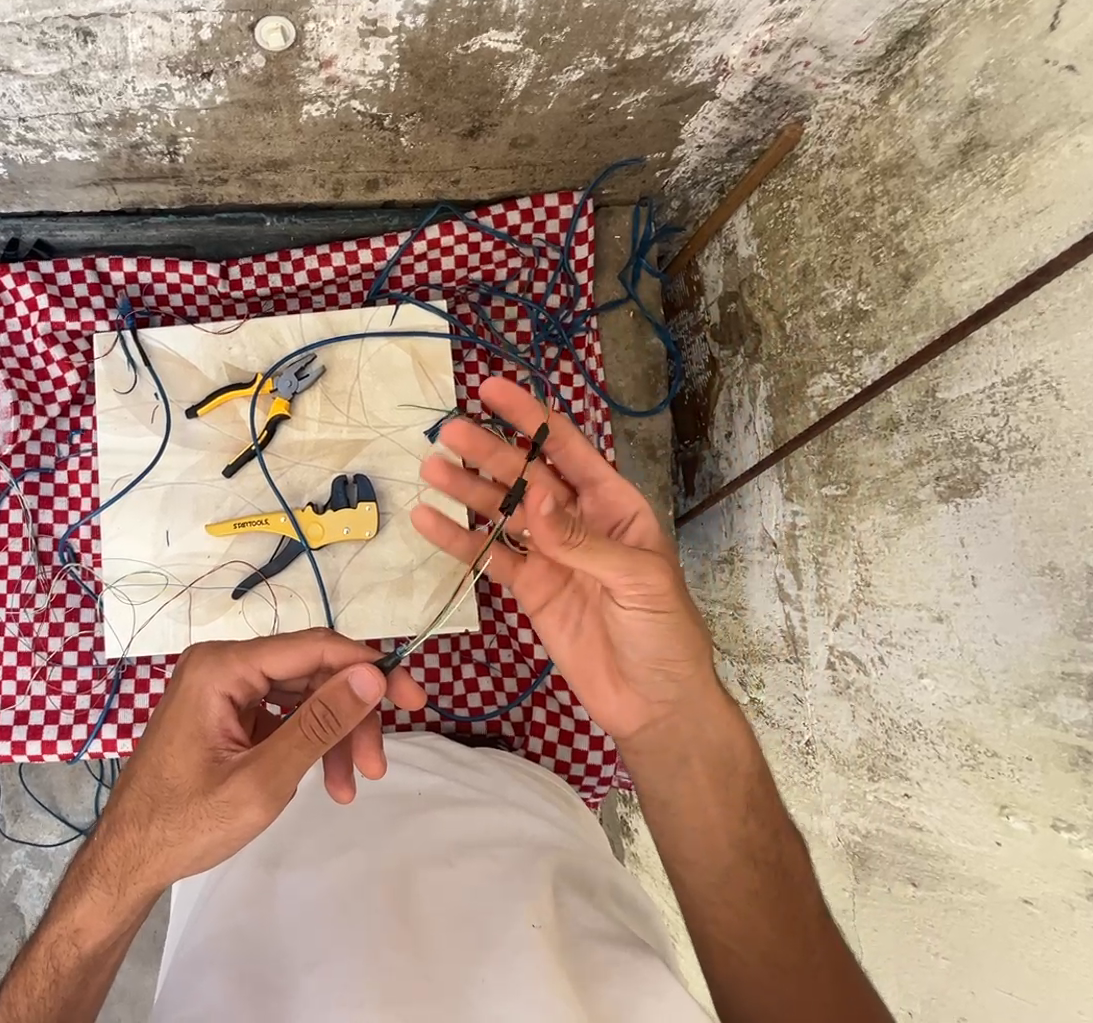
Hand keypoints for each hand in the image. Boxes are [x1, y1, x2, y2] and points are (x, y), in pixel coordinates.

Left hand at [90, 629, 426, 897]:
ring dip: (333, 735)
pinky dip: (309, 742)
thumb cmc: (186, 823)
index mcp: (222, 666)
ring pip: (303, 695)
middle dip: (350, 716)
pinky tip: (328, 779)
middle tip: (378, 764)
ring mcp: (224, 687)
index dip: (368, 667)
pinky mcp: (227, 711)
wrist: (129, 860)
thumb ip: (319, 723)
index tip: (412, 696)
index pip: (313, 648)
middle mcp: (223, 663)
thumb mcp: (263, 778)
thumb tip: (372, 674)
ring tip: (351, 786)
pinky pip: (283, 712)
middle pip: (311, 672)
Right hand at [410, 377, 718, 743]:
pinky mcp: (527, 586)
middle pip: (524, 475)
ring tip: (430, 468)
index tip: (491, 390)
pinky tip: (429, 521)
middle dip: (487, 451)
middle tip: (447, 431)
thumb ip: (583, 538)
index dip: (530, 418)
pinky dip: (458, 540)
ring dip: (466, 489)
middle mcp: (576, 520)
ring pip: (500, 511)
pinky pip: (488, 556)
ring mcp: (548, 553)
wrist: (653, 702)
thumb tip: (533, 494)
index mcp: (613, 505)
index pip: (566, 449)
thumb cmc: (664, 632)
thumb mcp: (638, 578)